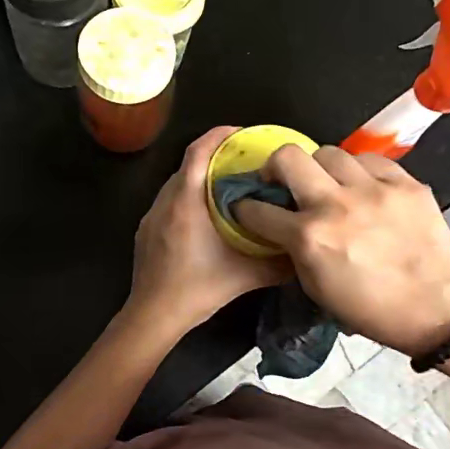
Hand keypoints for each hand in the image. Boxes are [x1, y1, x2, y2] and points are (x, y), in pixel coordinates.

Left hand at [127, 127, 288, 335]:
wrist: (153, 315)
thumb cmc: (196, 289)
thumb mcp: (244, 276)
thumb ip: (277, 263)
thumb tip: (303, 253)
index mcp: (186, 202)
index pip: (198, 152)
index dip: (218, 136)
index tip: (241, 133)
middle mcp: (165, 202)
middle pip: (188, 166)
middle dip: (214, 158)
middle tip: (243, 164)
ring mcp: (151, 217)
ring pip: (177, 185)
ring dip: (200, 181)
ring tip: (229, 190)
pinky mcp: (145, 232)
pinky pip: (168, 203)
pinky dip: (187, 200)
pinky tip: (205, 219)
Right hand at [233, 145, 449, 355]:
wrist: (438, 309)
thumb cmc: (372, 310)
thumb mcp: (316, 288)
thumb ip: (295, 251)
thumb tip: (285, 229)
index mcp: (310, 238)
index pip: (258, 210)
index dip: (245, 208)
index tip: (248, 208)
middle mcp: (336, 204)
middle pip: (288, 157)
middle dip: (275, 167)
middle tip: (283, 181)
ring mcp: (373, 189)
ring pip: (330, 152)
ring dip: (321, 169)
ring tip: (329, 185)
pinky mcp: (405, 183)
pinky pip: (371, 160)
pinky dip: (359, 171)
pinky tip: (363, 187)